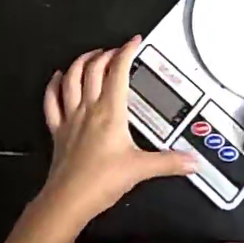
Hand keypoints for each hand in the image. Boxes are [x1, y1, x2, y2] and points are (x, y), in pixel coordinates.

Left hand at [37, 38, 196, 226]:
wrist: (68, 200)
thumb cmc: (101, 181)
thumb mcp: (141, 169)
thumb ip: (169, 162)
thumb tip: (192, 161)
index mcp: (110, 112)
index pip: (118, 72)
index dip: (126, 52)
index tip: (134, 42)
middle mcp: (88, 108)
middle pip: (93, 70)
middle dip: (106, 54)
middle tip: (116, 51)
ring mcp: (70, 118)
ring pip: (71, 79)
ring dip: (80, 63)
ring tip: (90, 55)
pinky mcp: (58, 130)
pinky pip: (51, 101)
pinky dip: (53, 85)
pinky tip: (57, 78)